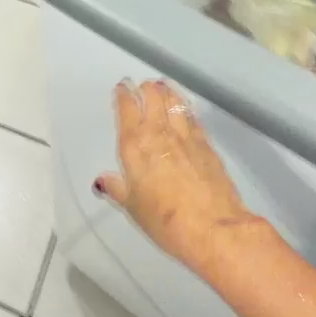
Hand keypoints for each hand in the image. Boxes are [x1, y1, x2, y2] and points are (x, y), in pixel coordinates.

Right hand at [94, 80, 276, 275]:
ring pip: (173, 100)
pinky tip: (184, 107)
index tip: (122, 88)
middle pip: (152, 95)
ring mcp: (185, 135)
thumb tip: (101, 180)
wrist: (214, 229)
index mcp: (134, 144)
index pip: (126, 107)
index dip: (123, 93)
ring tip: (162, 87)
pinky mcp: (206, 142)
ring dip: (166, 91)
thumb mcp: (133, 207)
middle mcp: (158, 132)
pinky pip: (191, 115)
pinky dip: (184, 106)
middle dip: (146, 88)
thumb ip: (116, 188)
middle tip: (143, 87)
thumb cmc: (165, 221)